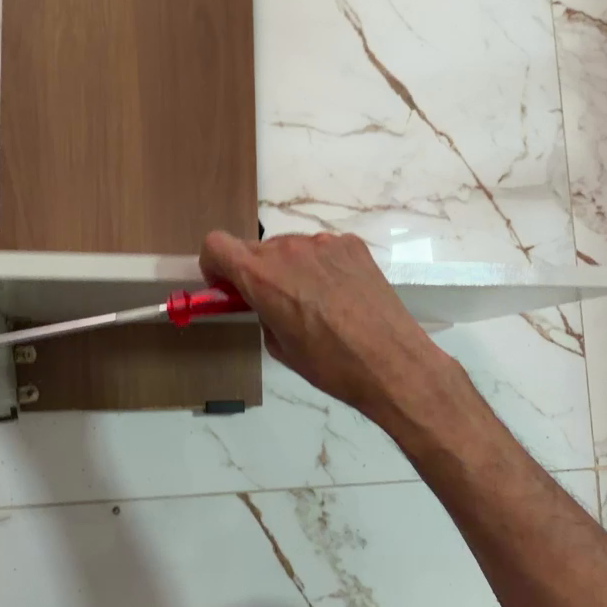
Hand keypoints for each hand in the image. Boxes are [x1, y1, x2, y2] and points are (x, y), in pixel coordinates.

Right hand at [199, 230, 460, 424]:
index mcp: (261, 276)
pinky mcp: (352, 245)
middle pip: (255, 249)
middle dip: (256, 272)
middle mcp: (289, 249)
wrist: (392, 362)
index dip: (215, 265)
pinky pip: (322, 250)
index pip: (215, 245)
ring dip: (290, 269)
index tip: (226, 286)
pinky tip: (340, 295)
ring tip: (315, 304)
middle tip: (274, 304)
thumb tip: (266, 303)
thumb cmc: (331, 364)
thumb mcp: (279, 347)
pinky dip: (321, 266)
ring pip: (290, 249)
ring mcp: (323, 243)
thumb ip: (262, 313)